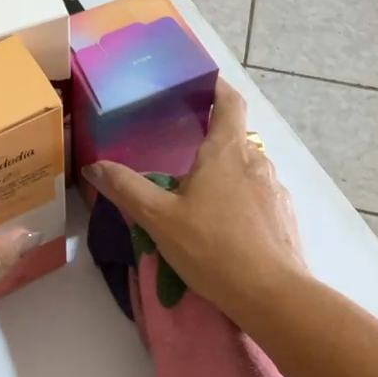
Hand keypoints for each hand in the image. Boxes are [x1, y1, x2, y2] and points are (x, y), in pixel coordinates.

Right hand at [85, 78, 307, 317]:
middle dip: (211, 139)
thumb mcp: (159, 219)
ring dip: (225, 173)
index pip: (229, 102)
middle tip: (181, 150)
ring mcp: (274, 190)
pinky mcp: (283, 217)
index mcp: (226, 151)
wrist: (272, 296)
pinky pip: (258, 196)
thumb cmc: (212, 248)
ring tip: (199, 193)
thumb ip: (126, 189)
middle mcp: (255, 161)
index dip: (216, 87)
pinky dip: (240, 199)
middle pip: (235, 137)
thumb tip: (94, 165)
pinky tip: (223, 225)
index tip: (202, 80)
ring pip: (246, 169)